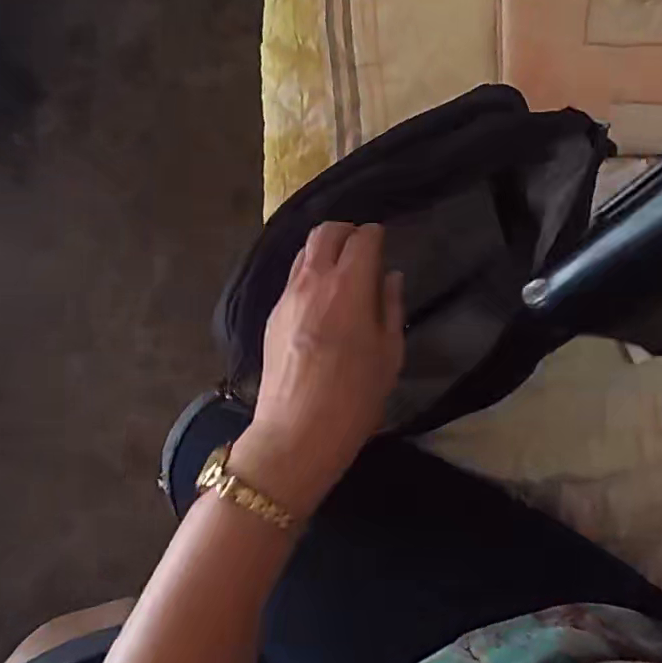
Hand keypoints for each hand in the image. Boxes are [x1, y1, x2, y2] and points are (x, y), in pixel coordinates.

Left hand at [233, 222, 403, 518]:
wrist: (296, 432)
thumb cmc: (354, 398)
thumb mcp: (388, 354)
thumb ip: (390, 307)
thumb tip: (389, 276)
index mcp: (348, 286)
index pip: (361, 239)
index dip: (374, 234)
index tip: (382, 240)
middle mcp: (313, 281)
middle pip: (325, 232)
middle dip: (346, 230)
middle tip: (361, 246)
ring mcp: (287, 296)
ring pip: (303, 252)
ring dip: (324, 249)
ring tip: (340, 270)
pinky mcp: (272, 315)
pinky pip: (292, 279)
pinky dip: (308, 274)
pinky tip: (320, 299)